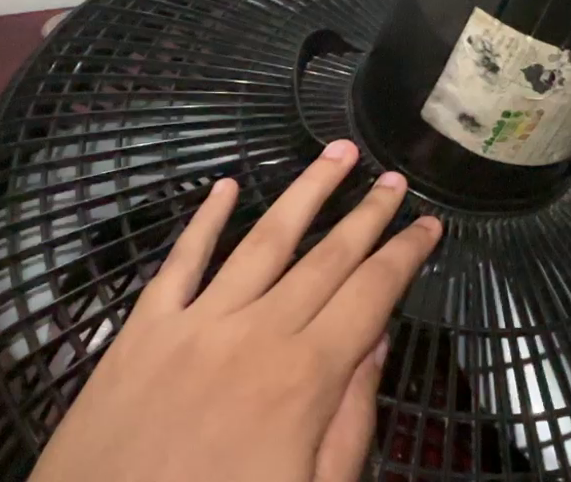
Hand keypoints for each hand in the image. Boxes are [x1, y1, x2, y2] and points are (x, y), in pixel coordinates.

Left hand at [29, 139, 442, 481]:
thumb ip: (351, 417)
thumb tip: (377, 338)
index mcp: (304, 378)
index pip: (371, 293)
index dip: (406, 253)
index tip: (429, 224)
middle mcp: (256, 334)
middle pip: (327, 256)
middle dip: (368, 212)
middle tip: (394, 177)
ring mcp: (196, 325)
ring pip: (265, 240)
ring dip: (306, 192)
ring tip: (337, 154)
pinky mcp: (142, 333)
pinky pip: (180, 263)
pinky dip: (204, 221)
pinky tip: (226, 186)